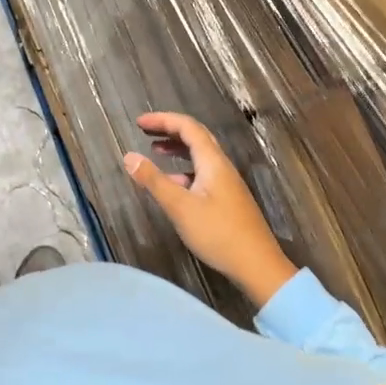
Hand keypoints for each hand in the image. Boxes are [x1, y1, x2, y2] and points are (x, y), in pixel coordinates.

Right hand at [125, 113, 297, 307]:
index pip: (187, 126)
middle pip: (195, 136)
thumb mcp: (180, 207)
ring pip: (200, 155)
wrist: (257, 264)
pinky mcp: (227, 198)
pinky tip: (173, 185)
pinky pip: (203, 172)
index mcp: (212, 161)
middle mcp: (221, 165)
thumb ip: (154, 181)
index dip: (163, 120)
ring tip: (155, 151)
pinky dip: (184, 170)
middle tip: (145, 131)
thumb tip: (129, 156)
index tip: (139, 122)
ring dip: (177, 149)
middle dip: (170, 130)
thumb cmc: (218, 233)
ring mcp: (227, 182)